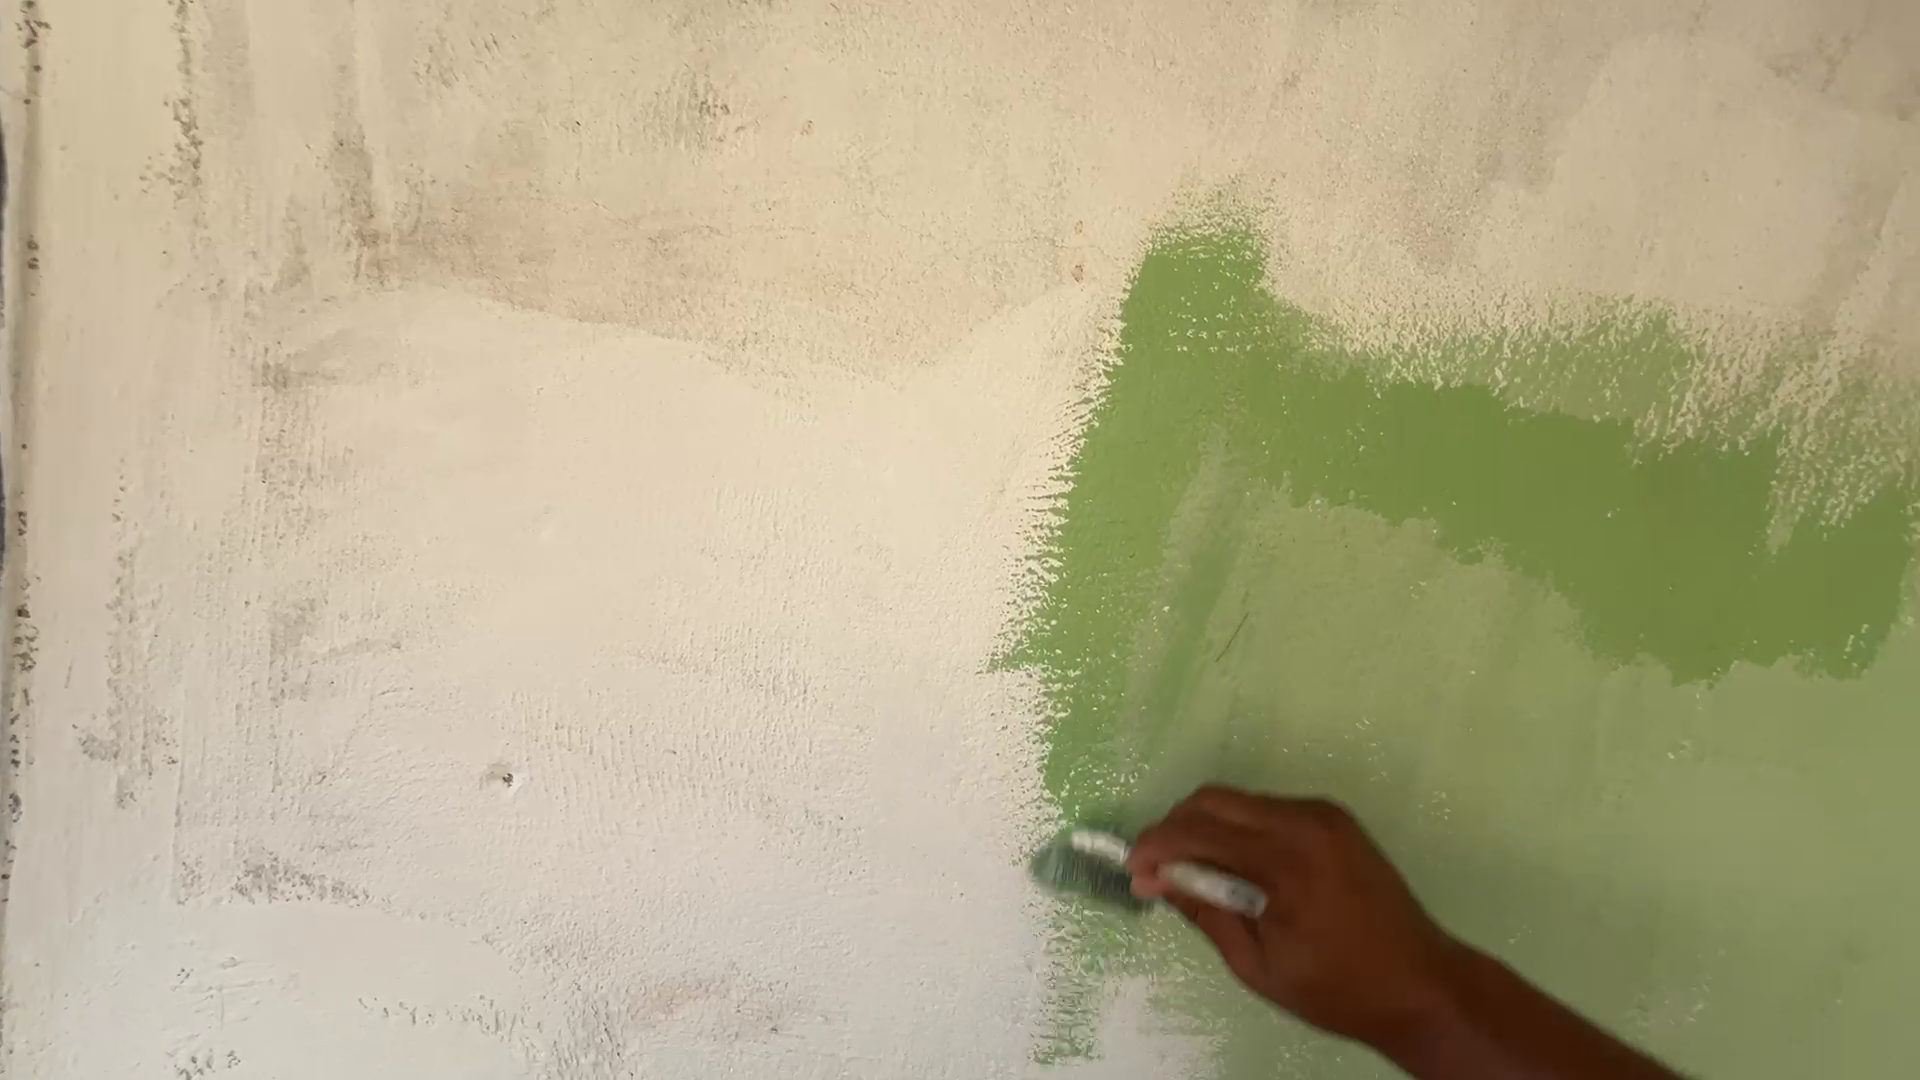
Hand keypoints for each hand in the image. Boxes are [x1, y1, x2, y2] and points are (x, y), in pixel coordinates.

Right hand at [1127, 785, 1462, 1052]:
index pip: (1199, 833)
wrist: (1425, 985)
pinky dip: (1238, 828)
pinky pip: (1264, 808)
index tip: (1134, 867)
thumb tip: (1153, 878)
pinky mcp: (1331, 815)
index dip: (1157, 845)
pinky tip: (1237, 863)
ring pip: (1236, 800)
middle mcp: (1301, 822)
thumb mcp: (1257, 964)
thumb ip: (1202, 911)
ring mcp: (1320, 813)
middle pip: (1212, 801)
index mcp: (1285, 864)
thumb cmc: (1338, 989)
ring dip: (1205, 825)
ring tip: (1196, 868)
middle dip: (1175, 827)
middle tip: (1159, 865)